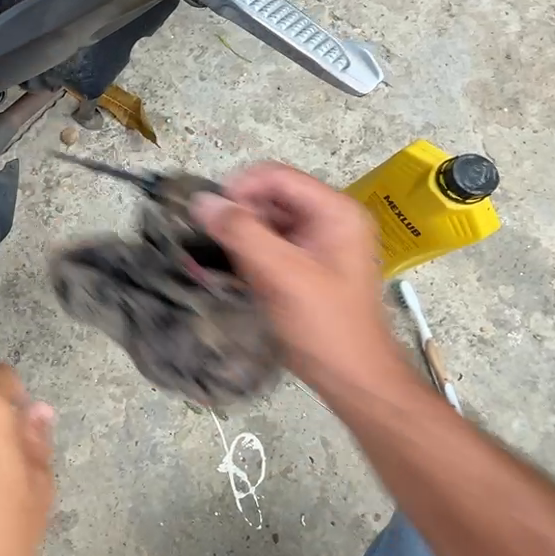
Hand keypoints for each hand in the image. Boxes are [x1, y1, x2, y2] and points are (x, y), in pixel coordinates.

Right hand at [190, 162, 409, 397]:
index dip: (237, 191)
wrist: (354, 379)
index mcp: (335, 211)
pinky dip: (246, 254)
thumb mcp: (280, 274)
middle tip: (216, 247)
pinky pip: (266, 242)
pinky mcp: (304, 263)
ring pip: (262, 220)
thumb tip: (200, 200)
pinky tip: (236, 276)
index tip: (210, 219)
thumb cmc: (324, 325)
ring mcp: (317, 241)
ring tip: (224, 265)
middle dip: (236, 217)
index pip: (274, 176)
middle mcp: (328, 218)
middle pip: (267, 196)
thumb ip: (240, 232)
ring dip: (238, 237)